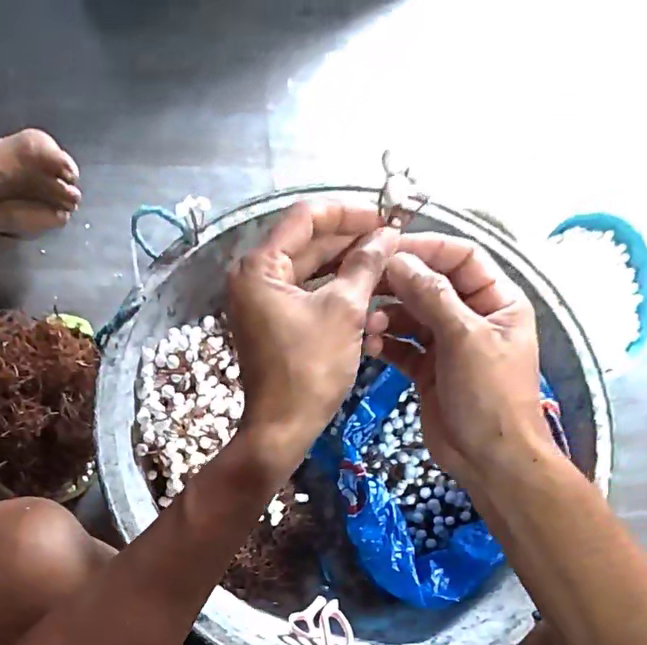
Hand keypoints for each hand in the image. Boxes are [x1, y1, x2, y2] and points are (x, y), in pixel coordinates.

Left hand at [226, 200, 397, 465]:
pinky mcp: (272, 326)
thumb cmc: (310, 369)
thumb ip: (365, 264)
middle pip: (309, 245)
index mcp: (259, 267)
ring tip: (390, 279)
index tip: (385, 219)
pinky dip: (336, 302)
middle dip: (353, 246)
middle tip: (394, 246)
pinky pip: (307, 301)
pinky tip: (371, 312)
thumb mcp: (344, 310)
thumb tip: (386, 234)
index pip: (307, 217)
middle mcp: (253, 280)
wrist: (282, 428)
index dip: (349, 213)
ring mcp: (261, 304)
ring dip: (350, 277)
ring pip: (312, 275)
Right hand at [369, 235, 546, 484]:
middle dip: (398, 284)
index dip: (426, 249)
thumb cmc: (490, 395)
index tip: (386, 249)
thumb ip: (433, 296)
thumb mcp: (466, 339)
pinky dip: (385, 344)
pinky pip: (402, 347)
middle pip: (431, 285)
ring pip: (412, 316)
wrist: (489, 457)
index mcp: (497, 300)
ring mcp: (448, 345)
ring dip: (387, 317)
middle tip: (363, 285)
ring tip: (366, 326)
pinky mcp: (427, 370)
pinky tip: (369, 346)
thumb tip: (399, 261)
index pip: (461, 258)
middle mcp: (472, 316)